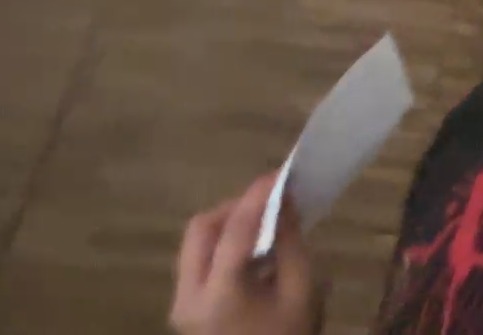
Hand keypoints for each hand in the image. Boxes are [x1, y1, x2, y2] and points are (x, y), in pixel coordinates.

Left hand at [170, 174, 321, 334]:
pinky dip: (224, 242)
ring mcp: (182, 304)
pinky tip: (254, 246)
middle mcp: (188, 297)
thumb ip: (291, 241)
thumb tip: (285, 198)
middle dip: (236, 206)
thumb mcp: (301, 289)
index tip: (282, 173)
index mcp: (219, 295)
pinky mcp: (186, 308)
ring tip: (265, 221)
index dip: (259, 195)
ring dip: (229, 222)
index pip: (236, 229)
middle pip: (201, 229)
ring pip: (196, 242)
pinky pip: (199, 259)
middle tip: (271, 201)